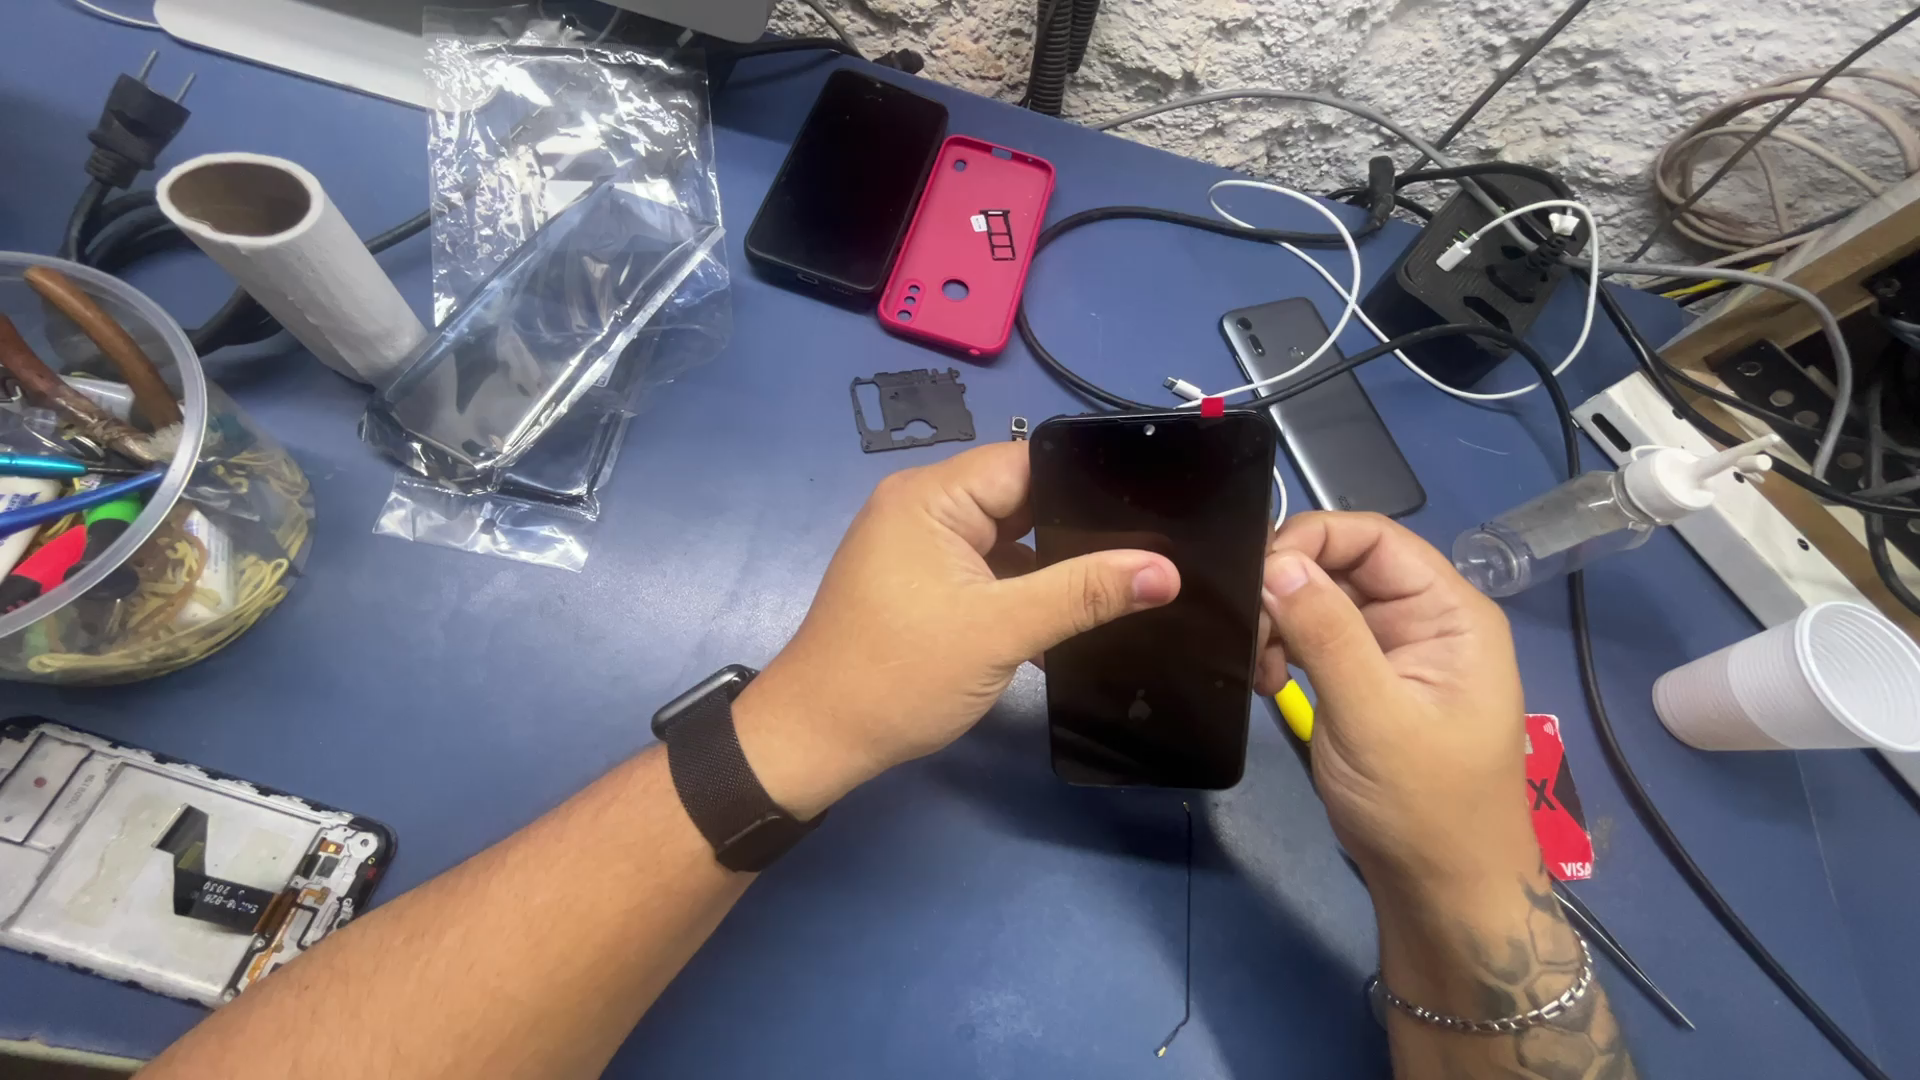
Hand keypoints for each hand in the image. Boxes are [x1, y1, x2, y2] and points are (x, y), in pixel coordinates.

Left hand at [733, 442, 1179, 818]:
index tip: (1149, 509)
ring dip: (1050, 566)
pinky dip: (1021, 591)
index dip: (1086, 484)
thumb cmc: (900, 676)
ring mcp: (919, 547)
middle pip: (1018, 500)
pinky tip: (1070, 615)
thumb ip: (1084, 593)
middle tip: (1148, 551)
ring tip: (1122, 583)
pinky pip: (986, 569)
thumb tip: (1166, 571)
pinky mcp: (922, 582)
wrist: (819, 740)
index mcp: (931, 496)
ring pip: (1006, 540)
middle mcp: (922, 508)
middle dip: (1075, 529)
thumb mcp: (1001, 631)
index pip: (1025, 464)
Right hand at [1252, 512, 1535, 902]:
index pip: (1373, 537)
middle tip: (1250, 636)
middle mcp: (1420, 617)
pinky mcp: (1361, 674)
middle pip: (1339, 565)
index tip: (1257, 579)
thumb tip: (1275, 562)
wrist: (1437, 884)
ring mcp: (1390, 647)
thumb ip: (1326, 635)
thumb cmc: (1422, 804)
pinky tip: (1267, 682)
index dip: (1311, 541)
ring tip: (1260, 671)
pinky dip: (1281, 650)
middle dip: (1286, 590)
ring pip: (1316, 599)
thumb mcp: (1373, 716)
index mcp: (1447, 612)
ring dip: (1278, 624)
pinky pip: (1311, 635)